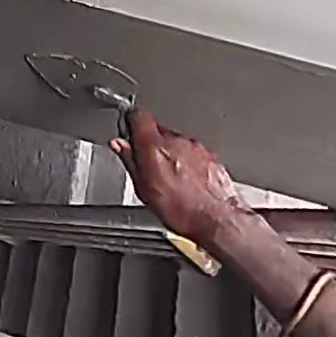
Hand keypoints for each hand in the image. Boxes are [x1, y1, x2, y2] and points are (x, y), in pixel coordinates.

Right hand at [111, 107, 248, 241]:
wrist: (217, 220)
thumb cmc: (181, 209)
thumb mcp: (143, 188)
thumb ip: (130, 160)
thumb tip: (119, 145)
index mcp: (154, 146)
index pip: (139, 116)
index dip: (132, 120)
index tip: (129, 128)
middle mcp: (175, 141)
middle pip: (157, 130)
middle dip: (151, 143)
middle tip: (148, 165)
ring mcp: (195, 147)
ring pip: (175, 142)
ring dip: (170, 154)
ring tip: (169, 179)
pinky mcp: (210, 155)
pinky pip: (192, 152)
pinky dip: (186, 162)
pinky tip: (185, 182)